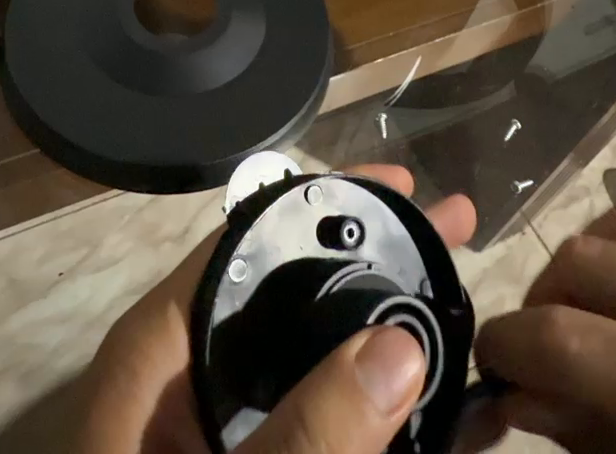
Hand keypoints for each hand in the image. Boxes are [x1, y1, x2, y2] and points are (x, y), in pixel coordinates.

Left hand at [73, 165, 476, 453]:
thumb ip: (308, 436)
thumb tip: (399, 342)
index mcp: (156, 360)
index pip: (239, 247)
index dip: (320, 206)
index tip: (397, 186)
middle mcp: (186, 377)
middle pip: (285, 290)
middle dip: (371, 257)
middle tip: (451, 227)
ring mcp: (222, 427)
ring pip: (311, 353)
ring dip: (384, 328)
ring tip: (458, 299)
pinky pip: (320, 416)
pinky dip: (378, 409)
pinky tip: (446, 410)